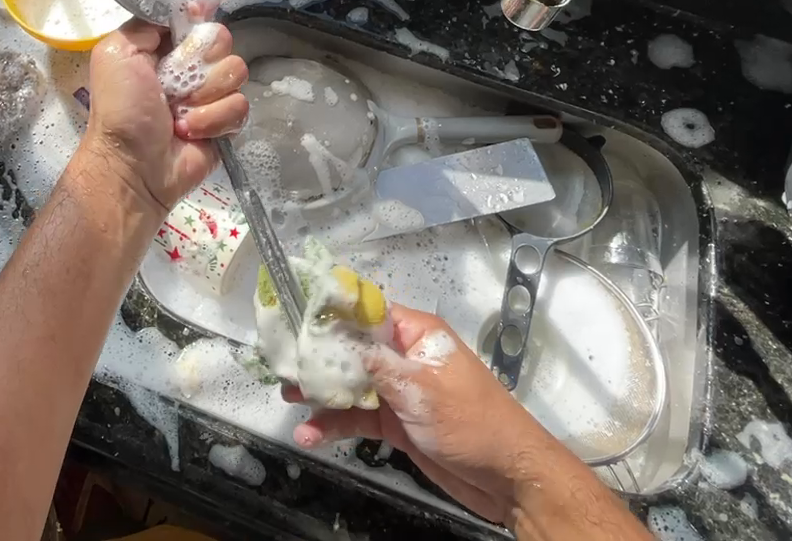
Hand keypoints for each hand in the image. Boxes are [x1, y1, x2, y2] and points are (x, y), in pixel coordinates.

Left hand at [82, 20, 247, 212]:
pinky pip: (240, 106)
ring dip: (203, 97)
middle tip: (174, 83)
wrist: (132, 165)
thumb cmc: (121, 109)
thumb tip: (182, 10)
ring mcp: (210, 94)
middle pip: (223, 40)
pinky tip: (191, 132)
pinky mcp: (226, 122)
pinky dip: (214, 120)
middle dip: (199, 62)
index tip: (196, 17)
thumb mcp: (116, 53)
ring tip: (177, 115)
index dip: (199, 16)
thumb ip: (145, 24)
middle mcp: (191, 66)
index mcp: (165, 46)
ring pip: (236, 73)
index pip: (197, 16)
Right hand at [286, 305, 643, 539]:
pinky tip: (311, 434)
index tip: (296, 312)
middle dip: (318, 356)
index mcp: (415, 333)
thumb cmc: (473, 424)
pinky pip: (357, 417)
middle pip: (350, 348)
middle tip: (282, 359)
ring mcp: (398, 389)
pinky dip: (334, 424)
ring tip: (288, 396)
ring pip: (349, 384)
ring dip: (321, 393)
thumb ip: (378, 366)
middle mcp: (402, 356)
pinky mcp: (395, 421)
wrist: (509, 480)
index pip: (366, 312)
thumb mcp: (423, 390)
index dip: (332, 311)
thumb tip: (341, 340)